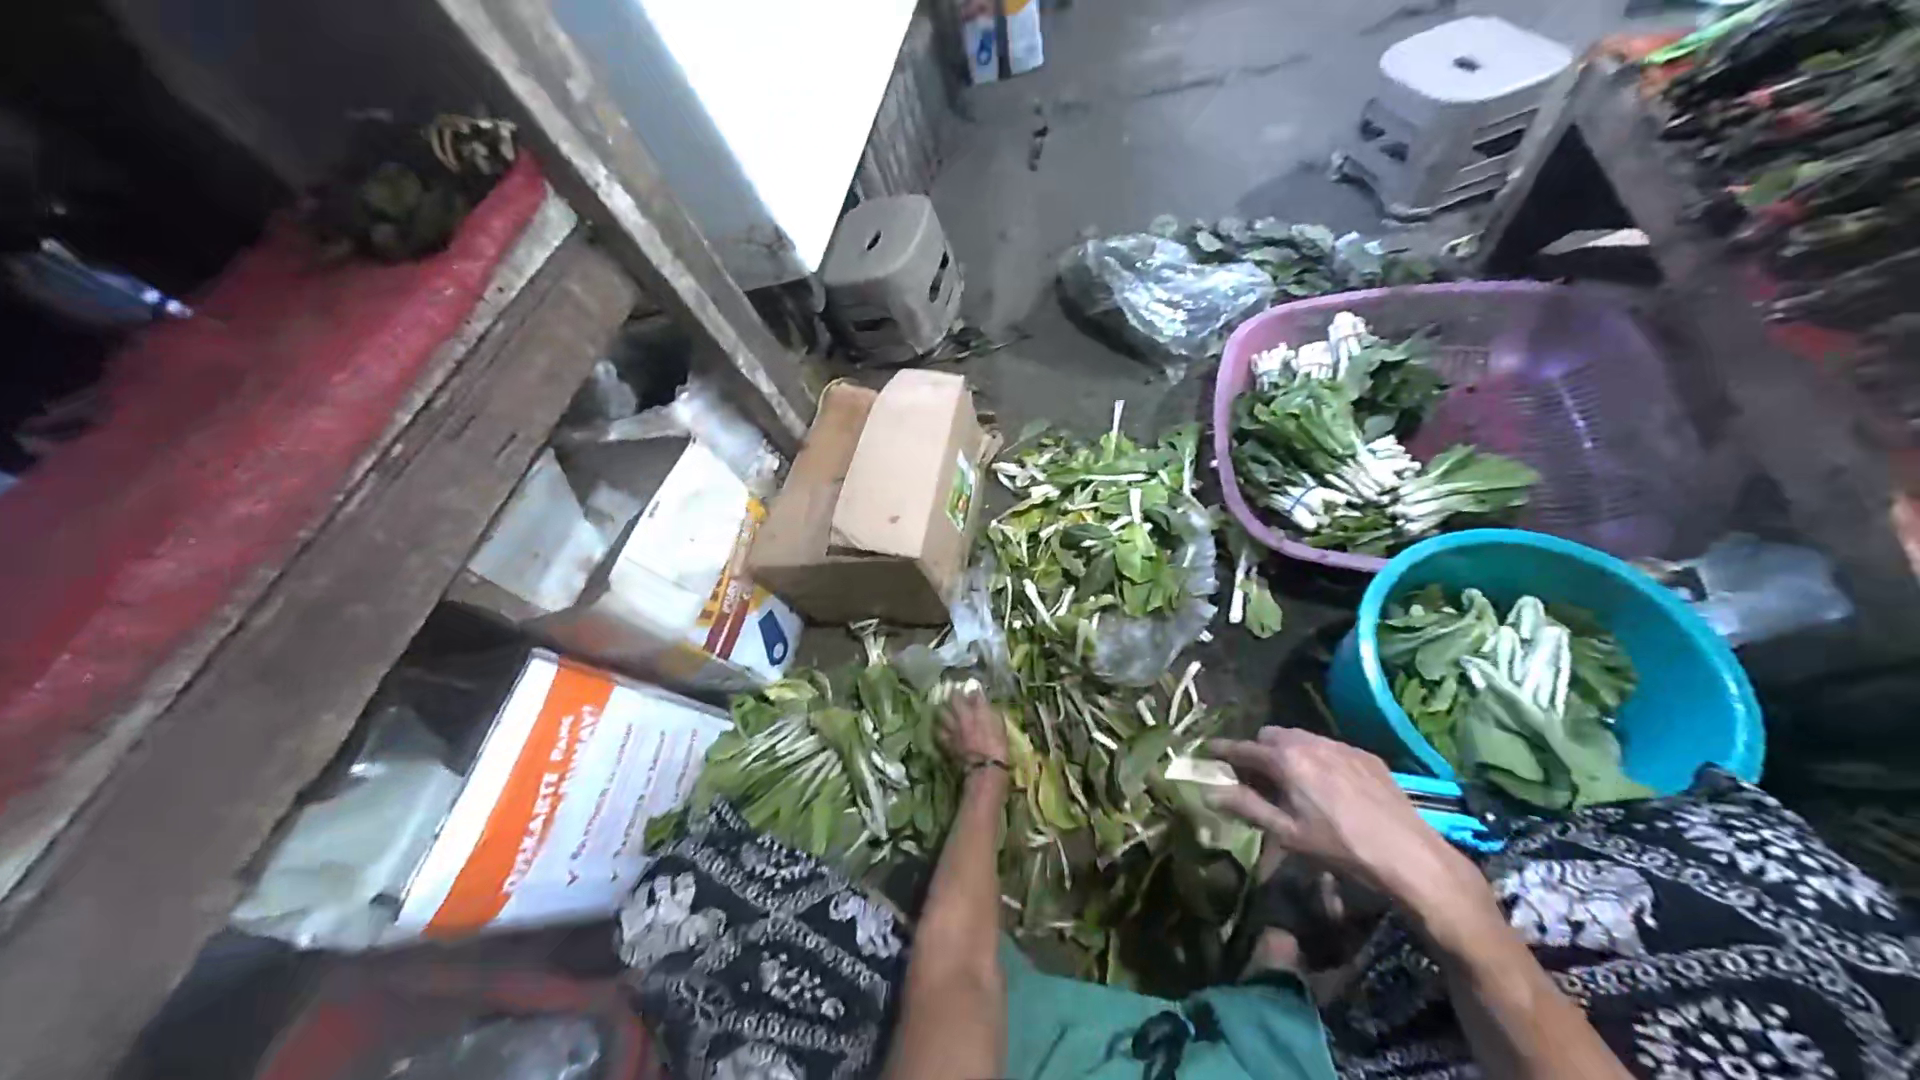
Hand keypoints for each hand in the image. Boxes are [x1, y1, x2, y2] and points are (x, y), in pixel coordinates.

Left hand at [942, 684, 1008, 771]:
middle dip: (953, 693)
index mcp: (979, 710)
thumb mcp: (1000, 726)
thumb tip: (986, 705)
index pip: (974, 692)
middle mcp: (963, 715)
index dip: (971, 689)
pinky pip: (938, 730)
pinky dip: (939, 727)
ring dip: (942, 708)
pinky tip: (939, 726)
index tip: (971, 688)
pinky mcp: (947, 740)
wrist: (985, 766)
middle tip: (952, 692)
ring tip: (942, 707)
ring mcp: (953, 728)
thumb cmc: (998, 746)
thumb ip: (992, 713)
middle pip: (953, 698)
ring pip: (942, 712)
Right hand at [1207, 728, 1484, 918]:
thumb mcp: (1287, 834)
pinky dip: (1316, 757)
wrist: (1410, 856)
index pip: (1242, 748)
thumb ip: (1247, 807)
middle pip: (1270, 735)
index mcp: (1286, 760)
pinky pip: (1328, 746)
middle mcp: (1310, 743)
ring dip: (1287, 751)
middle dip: (1257, 750)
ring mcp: (1340, 746)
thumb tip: (1210, 792)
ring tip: (1290, 779)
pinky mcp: (1365, 755)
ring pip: (1300, 737)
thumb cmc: (1341, 848)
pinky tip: (1327, 784)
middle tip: (1254, 775)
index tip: (1207, 751)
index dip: (1222, 750)